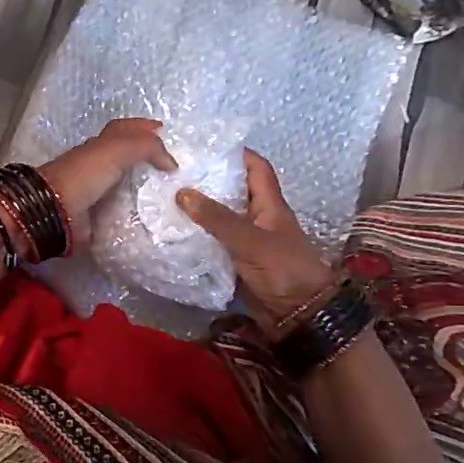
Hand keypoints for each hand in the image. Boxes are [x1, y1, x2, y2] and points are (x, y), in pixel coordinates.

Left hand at [37, 118, 176, 243]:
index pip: (124, 130)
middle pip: (126, 159)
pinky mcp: (97, 218)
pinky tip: (155, 218)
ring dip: (145, 190)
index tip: (165, 132)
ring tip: (171, 197)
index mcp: (99, 146)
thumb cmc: (84, 174)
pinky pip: (121, 213)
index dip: (143, 128)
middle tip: (174, 170)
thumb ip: (146, 148)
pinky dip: (137, 214)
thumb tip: (171, 164)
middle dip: (148, 161)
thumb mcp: (117, 149)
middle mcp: (97, 167)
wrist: (56, 211)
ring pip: (125, 187)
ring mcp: (96, 193)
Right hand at [176, 150, 334, 335]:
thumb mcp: (251, 240)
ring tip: (166, 198)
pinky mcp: (235, 261)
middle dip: (207, 181)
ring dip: (198, 210)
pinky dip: (196, 236)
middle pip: (232, 191)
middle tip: (175, 173)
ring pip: (219, 218)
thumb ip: (217, 218)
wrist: (298, 314)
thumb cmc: (284, 269)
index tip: (205, 148)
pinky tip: (173, 232)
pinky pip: (213, 242)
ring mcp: (246, 241)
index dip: (235, 154)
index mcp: (270, 205)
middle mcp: (257, 218)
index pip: (256, 168)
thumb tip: (182, 192)